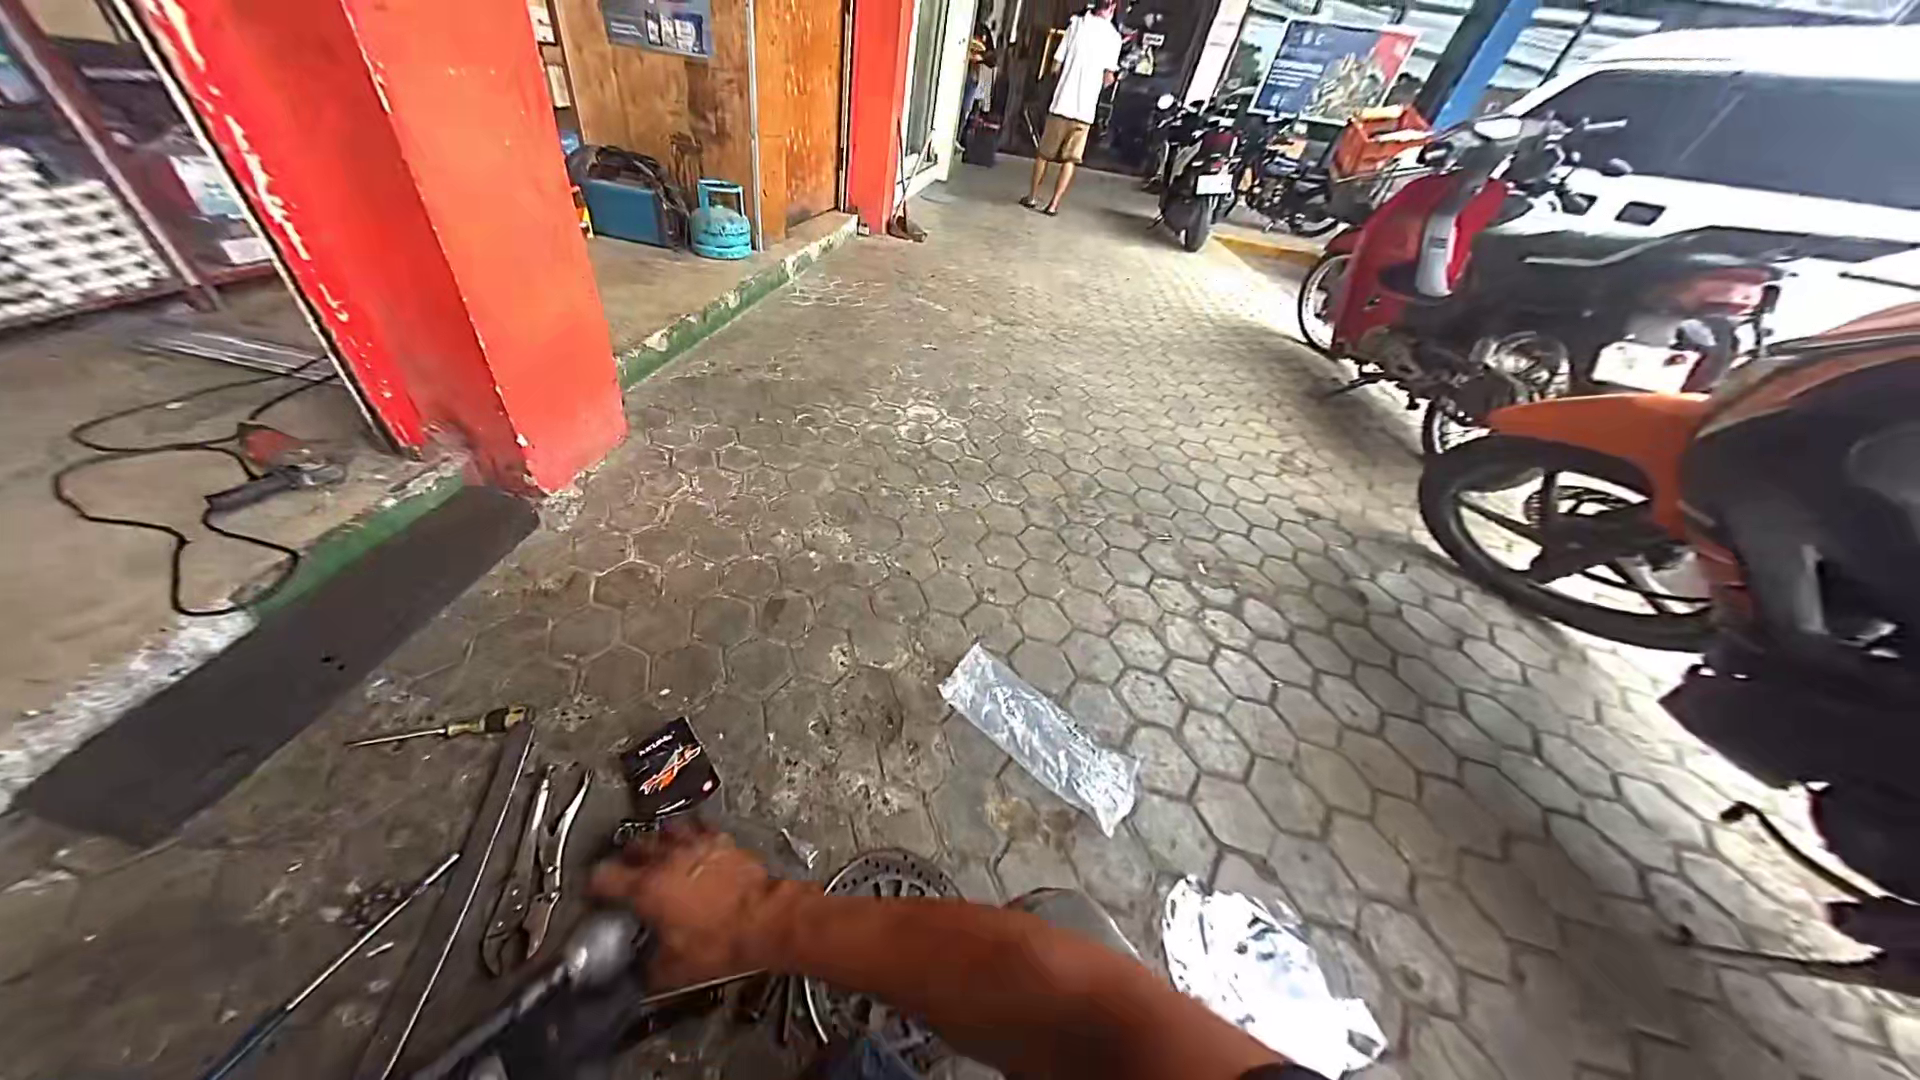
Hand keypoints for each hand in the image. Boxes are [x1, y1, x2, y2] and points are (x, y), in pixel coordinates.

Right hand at [589, 821, 805, 987]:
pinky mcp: (723, 841)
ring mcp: (698, 846)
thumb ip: (646, 966)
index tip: (593, 887)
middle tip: (623, 867)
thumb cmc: (721, 940)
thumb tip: (638, 972)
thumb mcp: (671, 968)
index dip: (594, 883)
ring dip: (659, 839)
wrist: (763, 918)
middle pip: (636, 845)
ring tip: (656, 848)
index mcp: (649, 888)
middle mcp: (671, 859)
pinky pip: (701, 828)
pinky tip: (694, 841)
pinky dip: (692, 834)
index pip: (605, 877)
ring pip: (668, 829)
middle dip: (626, 856)